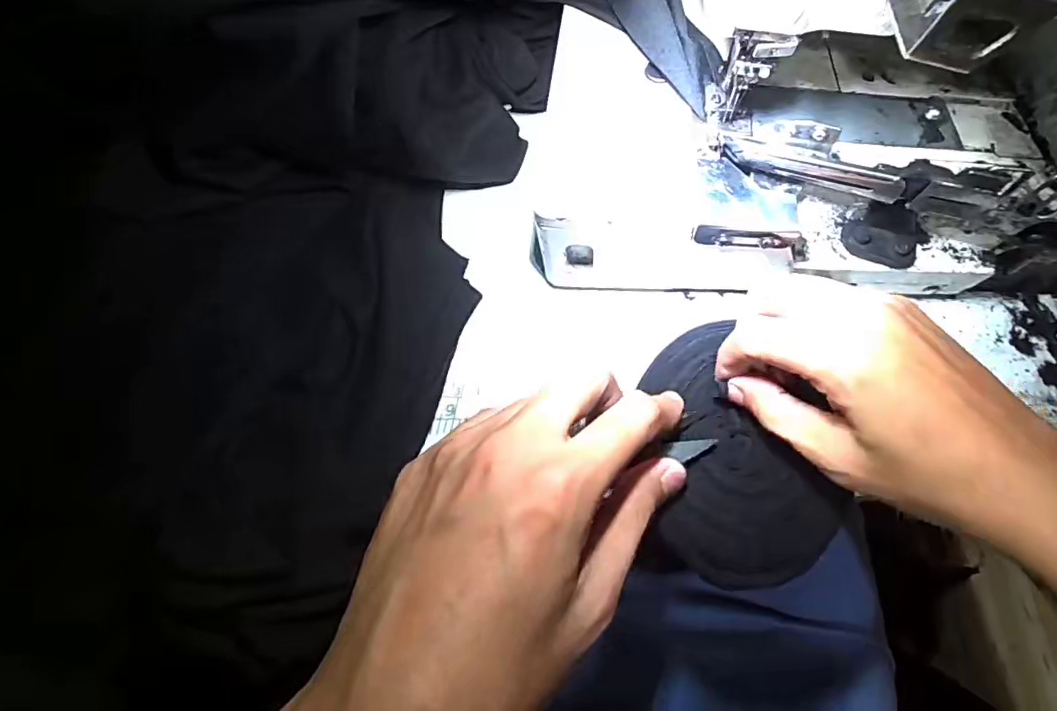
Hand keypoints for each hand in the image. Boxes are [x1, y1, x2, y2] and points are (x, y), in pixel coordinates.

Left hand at [288, 375, 685, 710]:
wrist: (383, 704)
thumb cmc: (503, 663)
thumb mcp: (589, 604)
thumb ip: (634, 519)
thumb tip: (669, 468)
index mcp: (561, 482)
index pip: (633, 413)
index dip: (664, 410)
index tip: (673, 418)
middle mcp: (511, 445)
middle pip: (582, 378)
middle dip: (612, 401)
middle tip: (613, 446)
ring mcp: (460, 447)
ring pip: (533, 396)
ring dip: (561, 418)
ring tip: (556, 470)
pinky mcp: (423, 461)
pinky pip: (486, 422)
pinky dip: (512, 437)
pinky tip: (503, 486)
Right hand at [715, 277, 1056, 542]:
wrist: (1012, 464)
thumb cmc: (927, 475)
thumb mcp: (841, 459)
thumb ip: (778, 415)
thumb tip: (740, 387)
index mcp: (841, 351)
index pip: (756, 329)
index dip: (730, 354)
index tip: (729, 383)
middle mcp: (859, 310)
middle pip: (775, 290)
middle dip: (752, 327)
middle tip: (757, 374)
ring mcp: (885, 301)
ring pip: (807, 287)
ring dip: (784, 318)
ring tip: (792, 369)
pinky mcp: (904, 305)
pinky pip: (840, 295)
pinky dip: (817, 315)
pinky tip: (830, 357)